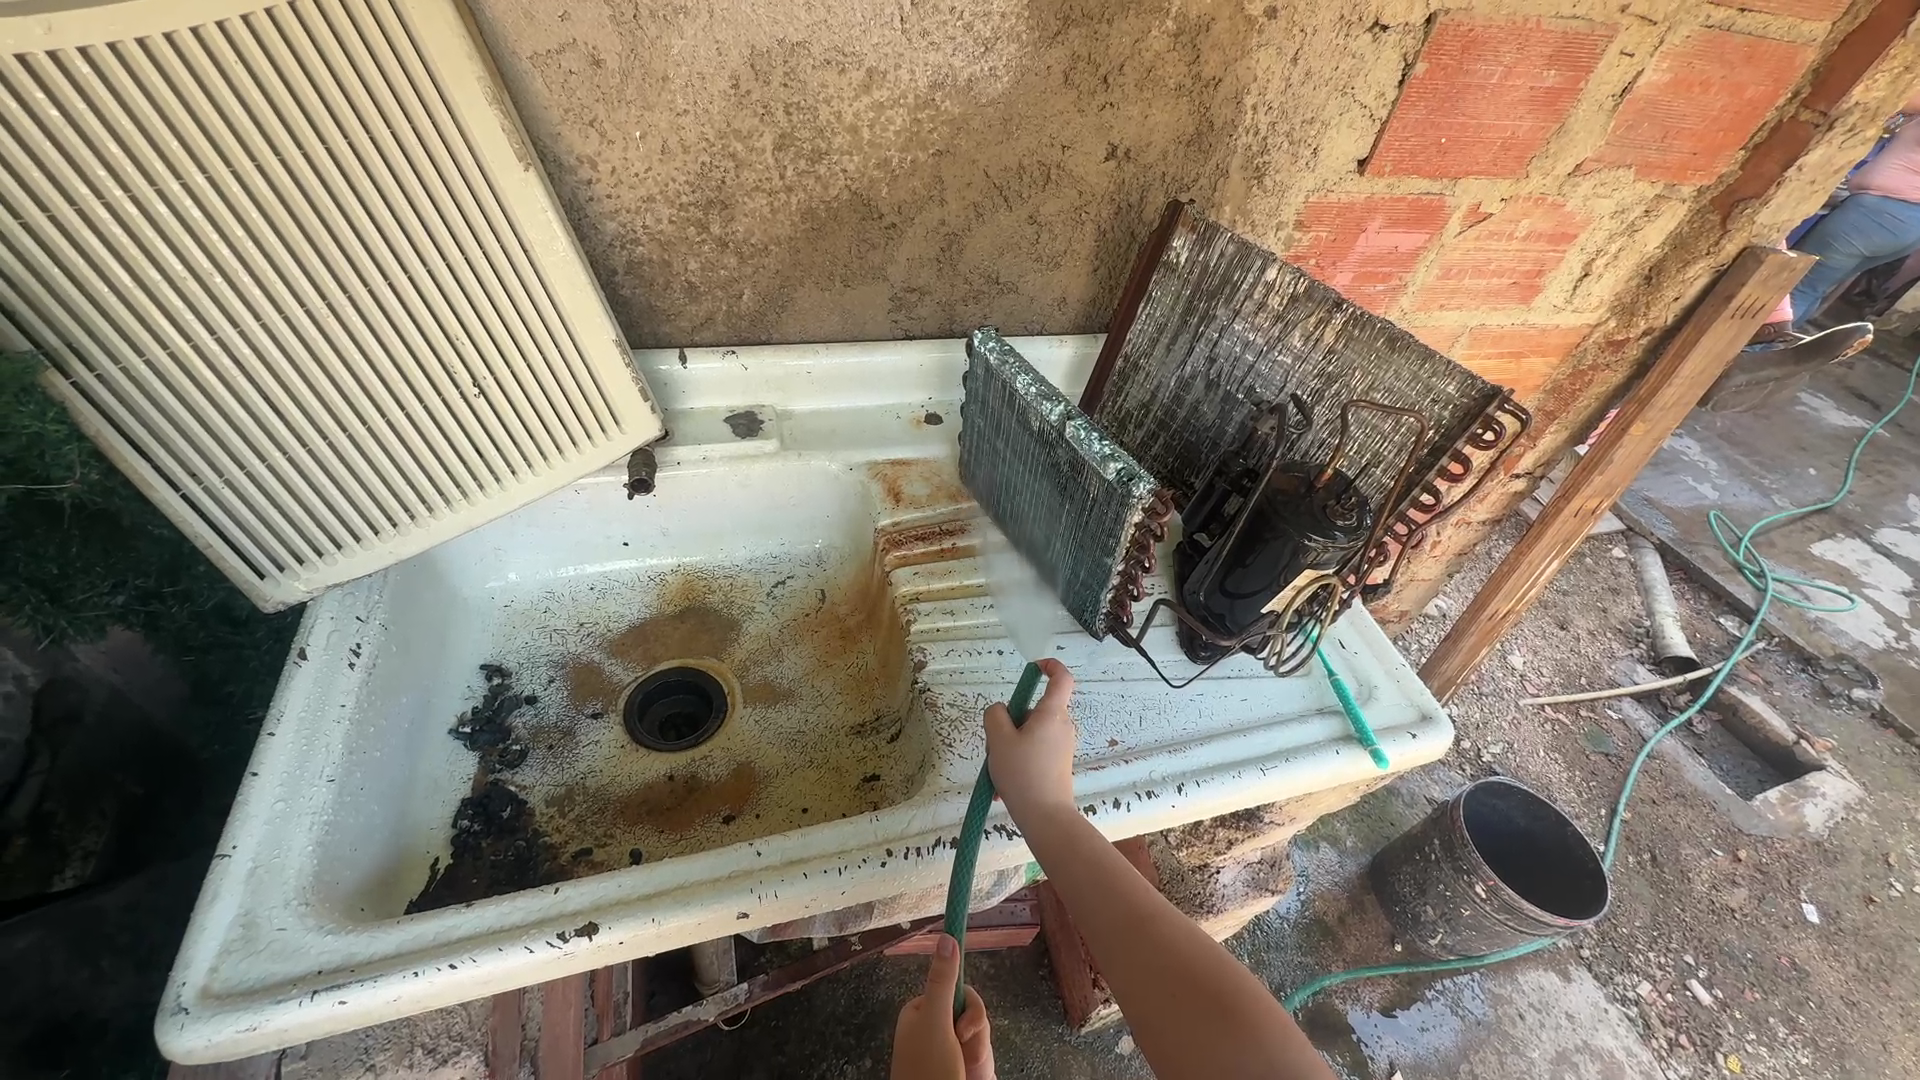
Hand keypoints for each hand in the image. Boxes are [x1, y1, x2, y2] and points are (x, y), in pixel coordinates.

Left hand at [891, 934, 994, 1079]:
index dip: (969, 1008)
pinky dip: (981, 1068)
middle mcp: (933, 1026)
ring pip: (980, 1035)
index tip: (966, 1028)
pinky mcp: (961, 1067)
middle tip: (963, 1054)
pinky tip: (972, 1076)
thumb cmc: (929, 1072)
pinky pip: (982, 1055)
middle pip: (972, 1011)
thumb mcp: (935, 1023)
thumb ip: (943, 981)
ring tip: (966, 1072)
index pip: (957, 990)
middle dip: (976, 1035)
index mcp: (921, 1012)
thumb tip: (947, 936)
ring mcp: (948, 1049)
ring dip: (979, 1054)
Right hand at [984, 658, 1076, 823]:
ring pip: (1029, 733)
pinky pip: (1033, 752)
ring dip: (1009, 747)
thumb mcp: (998, 739)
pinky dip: (1017, 762)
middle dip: (1009, 723)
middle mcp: (1062, 726)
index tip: (1031, 669)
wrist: (1046, 818)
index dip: (1049, 666)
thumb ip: (995, 715)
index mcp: (1052, 713)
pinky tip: (1004, 786)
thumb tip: (1001, 712)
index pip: (1061, 678)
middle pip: (1033, 709)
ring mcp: (1061, 746)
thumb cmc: (1023, 774)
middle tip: (995, 745)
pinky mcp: (1057, 764)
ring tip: (998, 771)